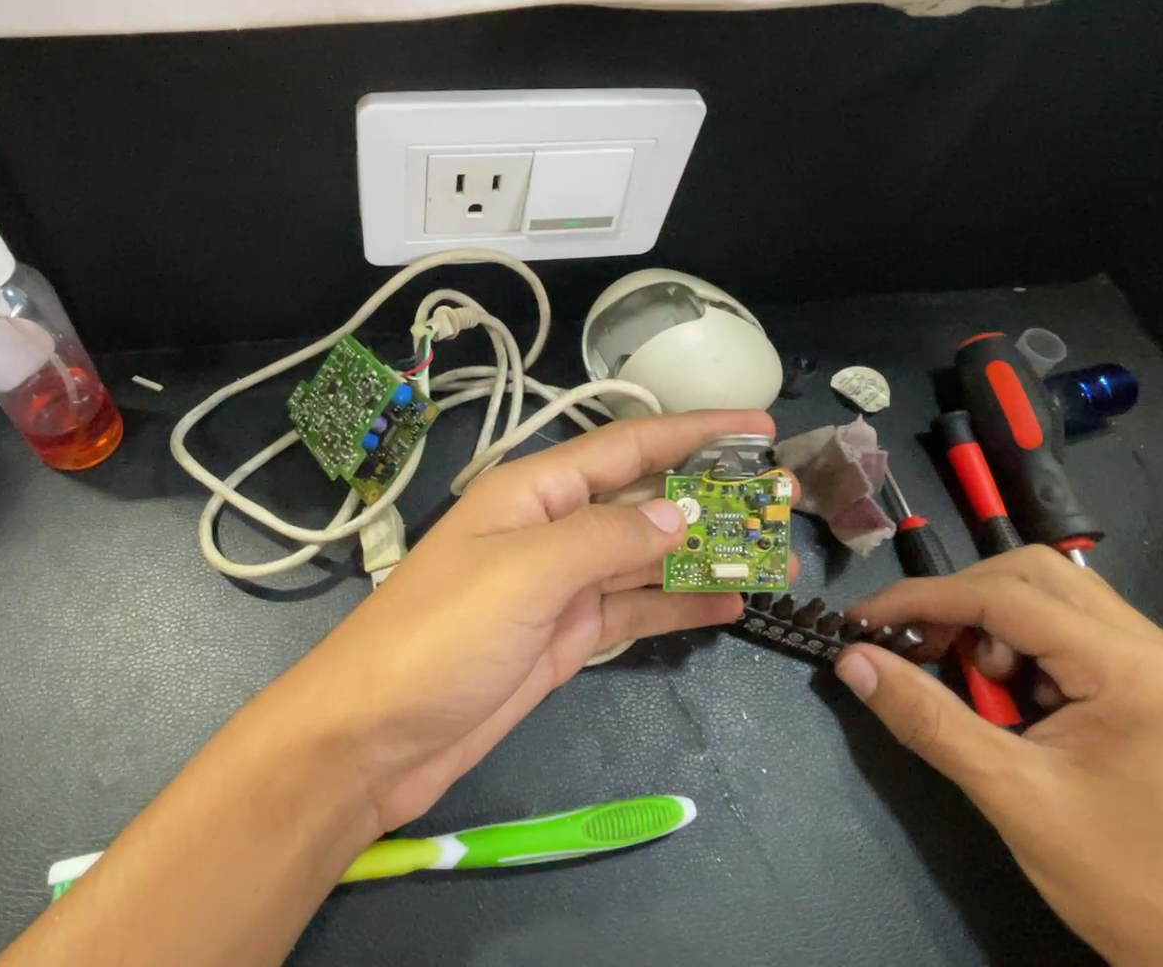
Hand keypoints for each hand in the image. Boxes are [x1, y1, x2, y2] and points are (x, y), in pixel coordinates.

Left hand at [276, 410, 781, 833]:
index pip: (626, 447)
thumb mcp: (524, 573)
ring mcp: (558, 587)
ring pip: (646, 558)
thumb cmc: (441, 635)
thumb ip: (607, 538)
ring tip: (778, 559)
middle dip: (712, 498)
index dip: (694, 433)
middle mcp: (548, 529)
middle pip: (642, 501)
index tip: (760, 428)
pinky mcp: (564, 638)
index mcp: (532, 492)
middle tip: (786, 503)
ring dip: (707, 556)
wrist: (376, 735)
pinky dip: (679, 606)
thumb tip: (680, 514)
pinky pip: (633, 611)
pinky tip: (730, 604)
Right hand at [834, 547, 1162, 966]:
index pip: (1004, 596)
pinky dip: (1021, 647)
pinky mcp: (1155, 695)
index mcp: (1131, 668)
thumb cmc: (1129, 883)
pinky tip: (1007, 699)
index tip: (859, 620)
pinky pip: (1072, 637)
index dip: (921, 599)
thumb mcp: (1013, 796)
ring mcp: (1160, 670)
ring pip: (1054, 600)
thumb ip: (928, 719)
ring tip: (962, 678)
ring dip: (990, 621)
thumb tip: (851, 660)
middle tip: (914, 645)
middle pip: (1034, 576)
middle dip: (959, 598)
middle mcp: (1153, 649)